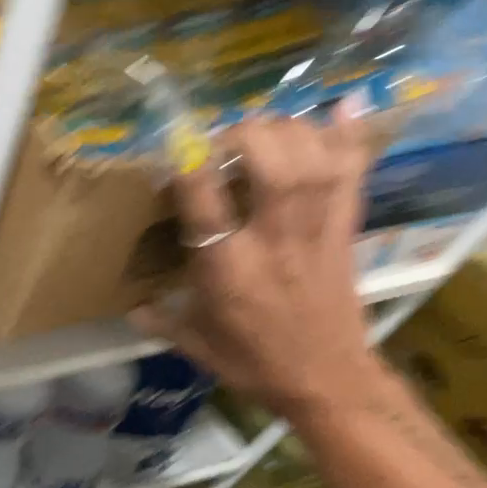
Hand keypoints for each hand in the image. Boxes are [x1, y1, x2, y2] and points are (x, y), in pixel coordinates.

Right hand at [128, 109, 383, 422]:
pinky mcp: (347, 227)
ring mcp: (315, 228)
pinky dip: (348, 134)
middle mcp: (271, 238)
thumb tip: (132, 306)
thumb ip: (161, 320)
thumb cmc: (255, 363)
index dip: (186, 163)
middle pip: (268, 159)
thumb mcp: (196, 345)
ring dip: (286, 129)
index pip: (202, 197)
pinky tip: (339, 107)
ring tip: (264, 132)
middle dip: (243, 134)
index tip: (174, 155)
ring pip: (311, 155)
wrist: (328, 381)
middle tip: (225, 140)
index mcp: (227, 268)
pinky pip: (354, 169)